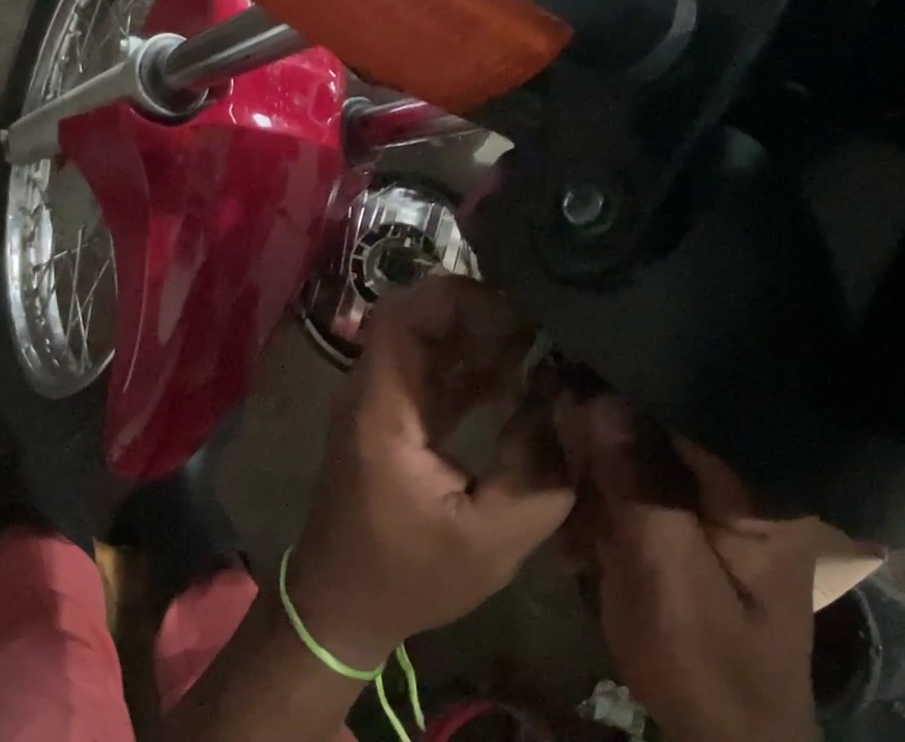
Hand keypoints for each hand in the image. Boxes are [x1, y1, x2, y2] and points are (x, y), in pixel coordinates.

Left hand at [285, 276, 575, 667]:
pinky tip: (519, 382)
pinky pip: (433, 370)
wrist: (343, 605)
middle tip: (539, 334)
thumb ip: (537, 474)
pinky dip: (473, 366)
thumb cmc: (407, 576)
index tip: (519, 322)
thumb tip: (561, 407)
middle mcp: (374, 391)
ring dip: (479, 338)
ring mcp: (381, 402)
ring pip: (426, 339)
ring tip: (538, 354)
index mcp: (382, 408)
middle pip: (417, 316)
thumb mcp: (491, 541)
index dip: (460, 300)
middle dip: (480, 313)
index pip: (402, 314)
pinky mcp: (395, 418)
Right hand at [555, 395, 820, 741]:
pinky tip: (572, 524)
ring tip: (553, 474)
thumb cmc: (707, 662)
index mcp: (757, 483)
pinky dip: (595, 495)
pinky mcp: (681, 522)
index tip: (568, 366)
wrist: (724, 739)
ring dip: (589, 461)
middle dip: (598, 421)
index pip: (690, 399)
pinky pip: (631, 484)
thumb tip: (598, 396)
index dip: (626, 379)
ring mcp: (708, 501)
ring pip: (637, 449)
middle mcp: (738, 479)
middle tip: (547, 417)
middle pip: (659, 420)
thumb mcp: (666, 574)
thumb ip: (636, 483)